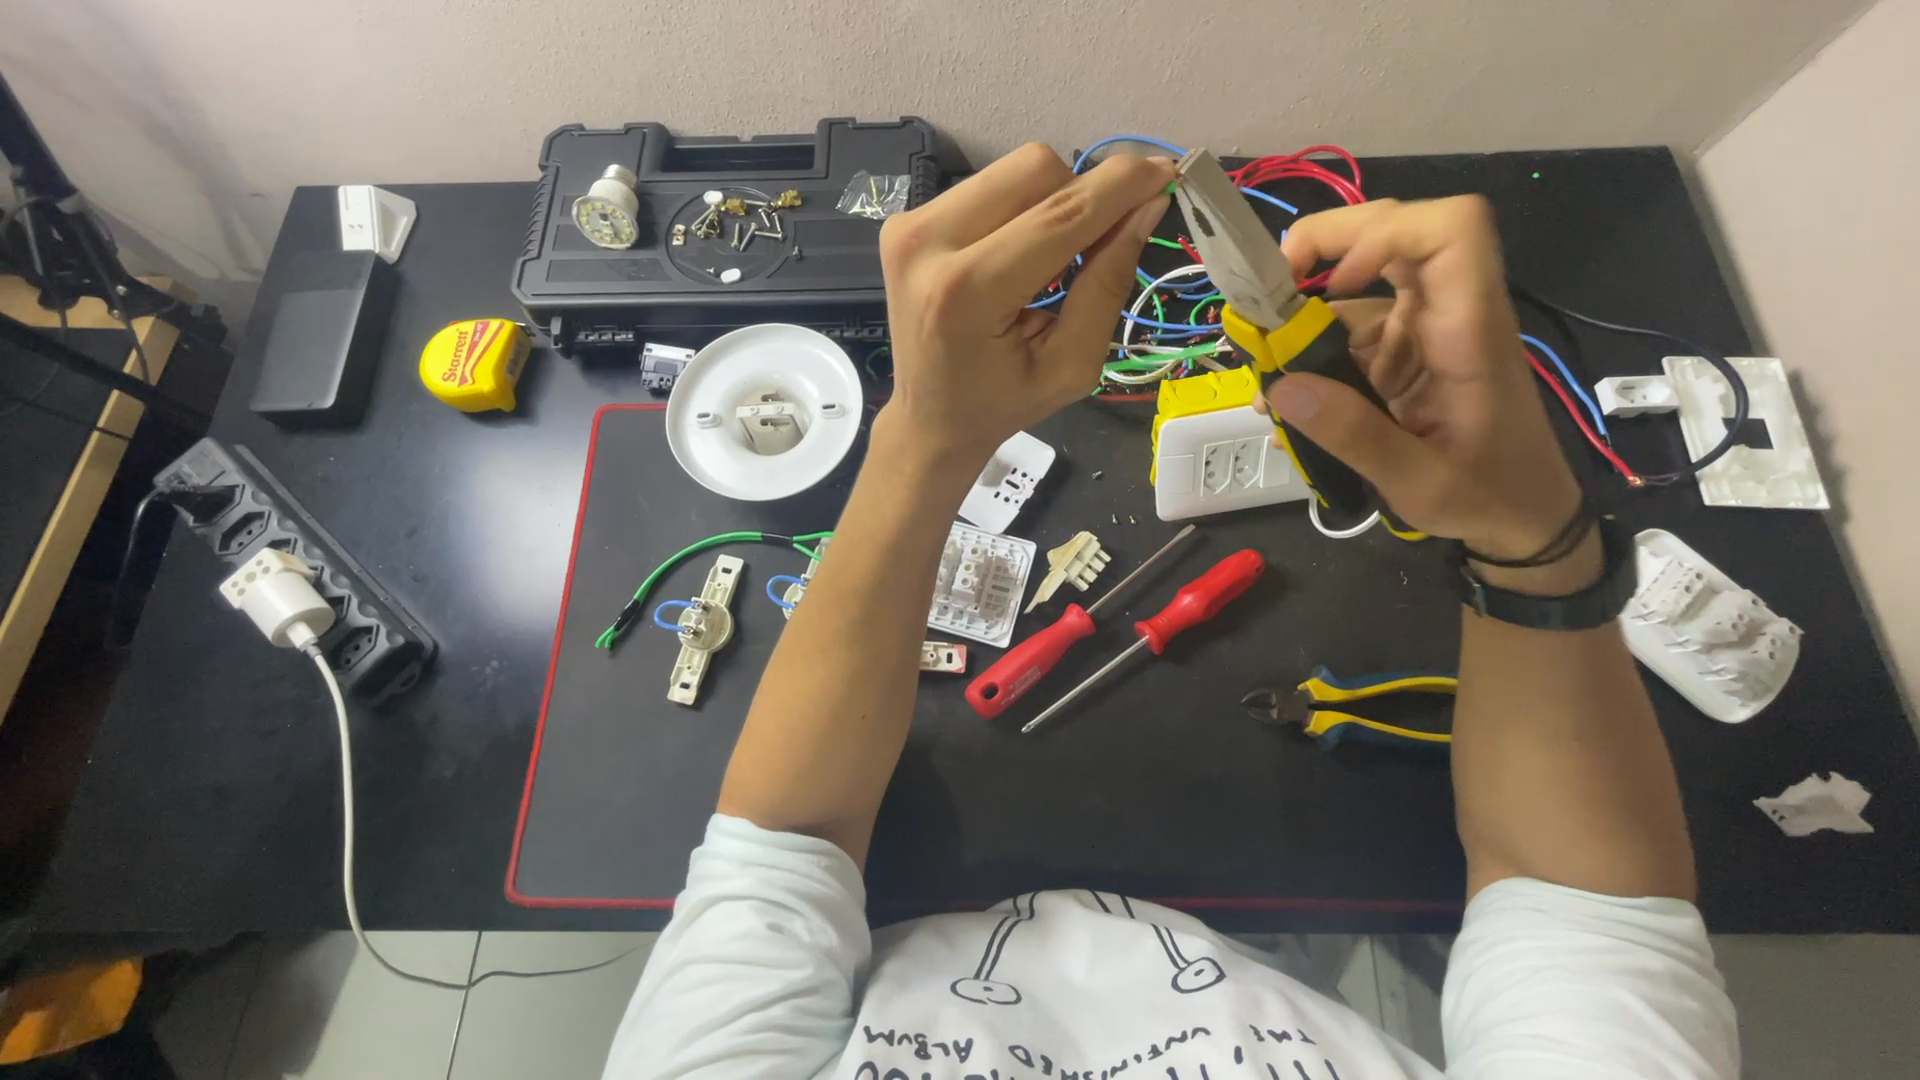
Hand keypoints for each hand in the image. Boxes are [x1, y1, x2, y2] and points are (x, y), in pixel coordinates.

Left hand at [874, 143, 1172, 471]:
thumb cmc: (1001, 404)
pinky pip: (985, 186)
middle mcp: (926, 243)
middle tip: (1094, 246)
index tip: (1166, 172)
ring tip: (1045, 262)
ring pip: (1011, 170)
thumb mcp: (1069, 367)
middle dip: (1081, 197)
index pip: (1060, 216)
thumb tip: (1147, 207)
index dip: (1120, 187)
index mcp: (965, 292)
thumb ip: (1107, 286)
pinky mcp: (903, 220)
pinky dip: (1017, 211)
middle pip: (1034, 169)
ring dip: (1049, 202)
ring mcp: (908, 226)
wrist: (927, 420)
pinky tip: (1012, 258)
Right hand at [1256, 197, 1580, 559]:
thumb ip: (1353, 435)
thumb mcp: (1419, 481)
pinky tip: (1282, 401)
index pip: (1449, 233)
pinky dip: (1306, 358)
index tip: (1330, 283)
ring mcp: (1422, 331)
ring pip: (1358, 288)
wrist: (1523, 515)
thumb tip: (1279, 388)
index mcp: (1468, 332)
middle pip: (1396, 232)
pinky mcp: (1402, 355)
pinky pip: (1346, 336)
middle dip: (1324, 246)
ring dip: (1301, 319)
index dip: (1383, 234)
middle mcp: (1446, 315)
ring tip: (1262, 378)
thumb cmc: (1488, 496)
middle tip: (1266, 291)